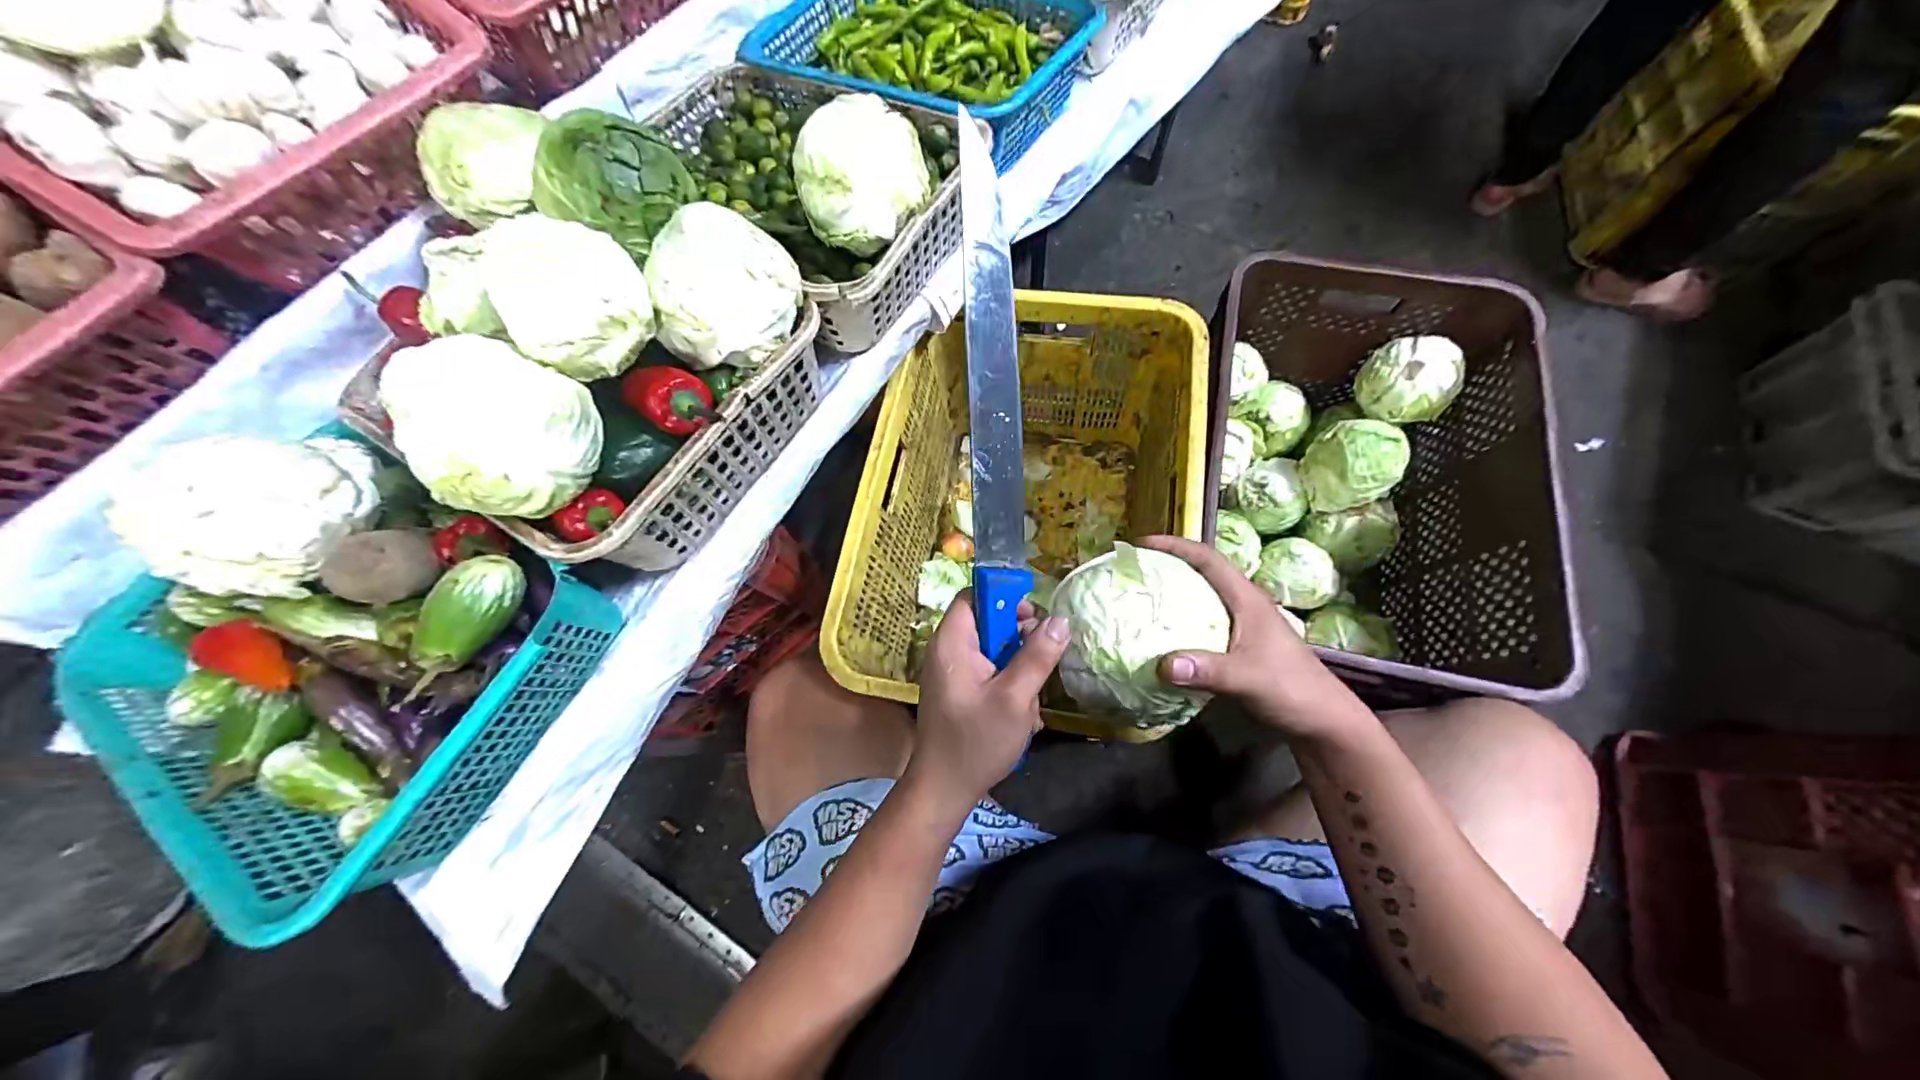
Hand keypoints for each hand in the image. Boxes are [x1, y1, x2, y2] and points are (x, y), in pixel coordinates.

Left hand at [910, 593, 1069, 808]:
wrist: (943, 788)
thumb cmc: (976, 741)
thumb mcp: (1015, 698)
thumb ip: (1038, 656)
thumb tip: (1060, 620)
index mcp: (952, 641)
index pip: (975, 595)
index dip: (1004, 597)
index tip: (1033, 616)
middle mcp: (947, 649)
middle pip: (987, 620)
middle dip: (1018, 636)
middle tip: (1041, 656)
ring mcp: (952, 670)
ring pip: (993, 647)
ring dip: (1017, 664)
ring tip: (1031, 693)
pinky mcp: (959, 689)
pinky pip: (988, 669)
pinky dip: (1007, 681)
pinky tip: (1021, 709)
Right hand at [1138, 535, 1359, 741]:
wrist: (1324, 721)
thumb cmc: (1292, 690)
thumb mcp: (1247, 678)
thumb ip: (1206, 671)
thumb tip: (1162, 665)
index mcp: (1248, 600)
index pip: (1209, 559)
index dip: (1176, 546)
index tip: (1142, 544)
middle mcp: (1244, 606)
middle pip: (1203, 573)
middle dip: (1169, 564)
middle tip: (1136, 569)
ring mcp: (1243, 626)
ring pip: (1203, 598)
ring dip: (1174, 593)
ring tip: (1142, 597)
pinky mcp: (1239, 647)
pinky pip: (1202, 623)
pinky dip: (1180, 622)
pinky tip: (1162, 636)